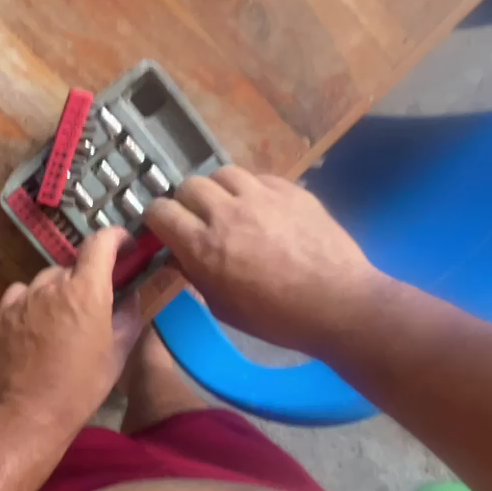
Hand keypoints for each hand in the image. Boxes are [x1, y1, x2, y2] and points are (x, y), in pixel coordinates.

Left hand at [0, 228, 147, 438]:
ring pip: (47, 279)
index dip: (116, 237)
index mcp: (86, 291)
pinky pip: (22, 292)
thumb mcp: (117, 351)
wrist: (31, 411)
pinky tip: (39, 323)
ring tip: (64, 321)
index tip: (125, 246)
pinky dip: (33, 300)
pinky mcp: (3, 312)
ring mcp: (24, 297)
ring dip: (59, 291)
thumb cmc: (82, 386)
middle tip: (94, 305)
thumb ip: (130, 314)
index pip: (101, 242)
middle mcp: (52, 285)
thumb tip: (135, 293)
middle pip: (74, 266)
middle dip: (87, 279)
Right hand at [144, 167, 388, 354]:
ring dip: (217, 189)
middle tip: (194, 219)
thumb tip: (179, 257)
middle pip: (189, 186)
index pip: (160, 212)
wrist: (336, 302)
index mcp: (202, 246)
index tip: (160, 229)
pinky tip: (259, 208)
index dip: (155, 219)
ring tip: (226, 206)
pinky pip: (258, 177)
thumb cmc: (273, 317)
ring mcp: (261, 196)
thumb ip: (195, 275)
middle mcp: (226, 212)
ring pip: (223, 174)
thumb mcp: (221, 306)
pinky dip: (250, 189)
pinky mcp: (291, 191)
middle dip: (184, 201)